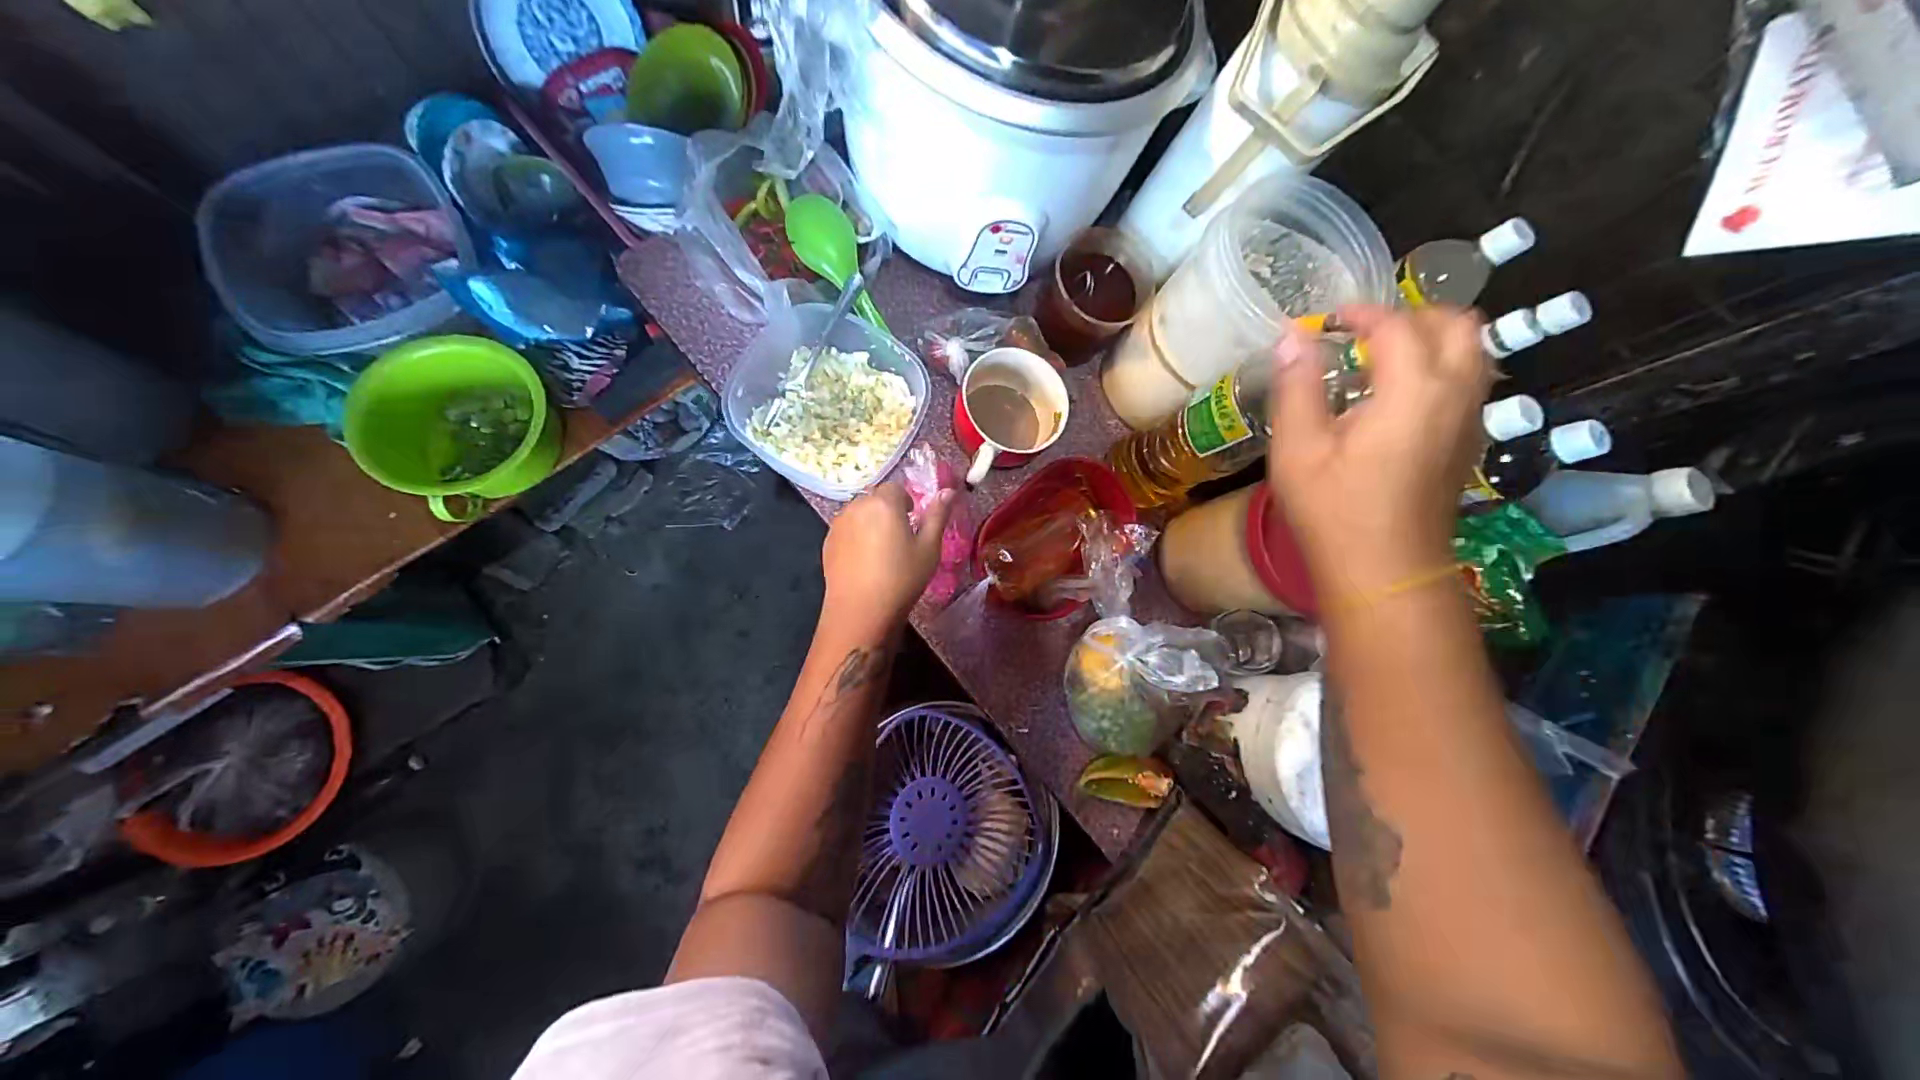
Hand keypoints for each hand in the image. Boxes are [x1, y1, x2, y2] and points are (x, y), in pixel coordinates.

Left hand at [822, 481, 955, 624]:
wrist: (861, 611)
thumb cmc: (901, 578)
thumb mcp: (929, 548)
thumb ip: (938, 515)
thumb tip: (948, 491)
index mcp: (884, 503)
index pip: (895, 488)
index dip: (906, 503)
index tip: (912, 524)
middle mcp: (857, 506)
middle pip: (875, 499)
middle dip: (887, 512)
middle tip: (899, 540)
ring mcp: (838, 524)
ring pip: (859, 514)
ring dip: (870, 523)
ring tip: (880, 552)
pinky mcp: (827, 542)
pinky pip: (846, 530)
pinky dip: (855, 537)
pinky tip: (863, 562)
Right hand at [1267, 304, 1490, 598]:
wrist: (1386, 571)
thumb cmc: (1334, 511)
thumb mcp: (1298, 449)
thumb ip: (1296, 386)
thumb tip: (1291, 338)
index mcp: (1413, 390)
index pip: (1397, 324)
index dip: (1361, 313)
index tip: (1328, 321)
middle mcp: (1456, 394)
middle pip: (1455, 324)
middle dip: (1409, 316)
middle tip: (1362, 335)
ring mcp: (1469, 419)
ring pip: (1471, 351)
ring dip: (1428, 340)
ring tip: (1378, 361)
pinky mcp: (1468, 441)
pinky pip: (1467, 381)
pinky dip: (1437, 368)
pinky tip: (1393, 397)